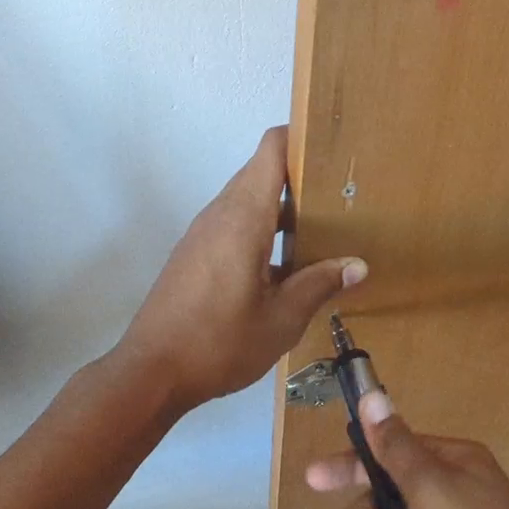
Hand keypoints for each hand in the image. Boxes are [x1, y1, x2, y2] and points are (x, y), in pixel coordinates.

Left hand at [114, 126, 365, 410]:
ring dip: (283, 208)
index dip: (301, 137)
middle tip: (343, 193)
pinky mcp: (195, 254)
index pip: (271, 150)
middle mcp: (221, 214)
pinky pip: (234, 224)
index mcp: (244, 216)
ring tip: (326, 228)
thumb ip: (319, 285)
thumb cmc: (219, 342)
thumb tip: (357, 265)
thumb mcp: (281, 320)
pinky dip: (263, 230)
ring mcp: (204, 233)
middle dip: (301, 176)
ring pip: (248, 201)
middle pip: (262, 172)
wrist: (151, 372)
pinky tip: (288, 266)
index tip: (333, 146)